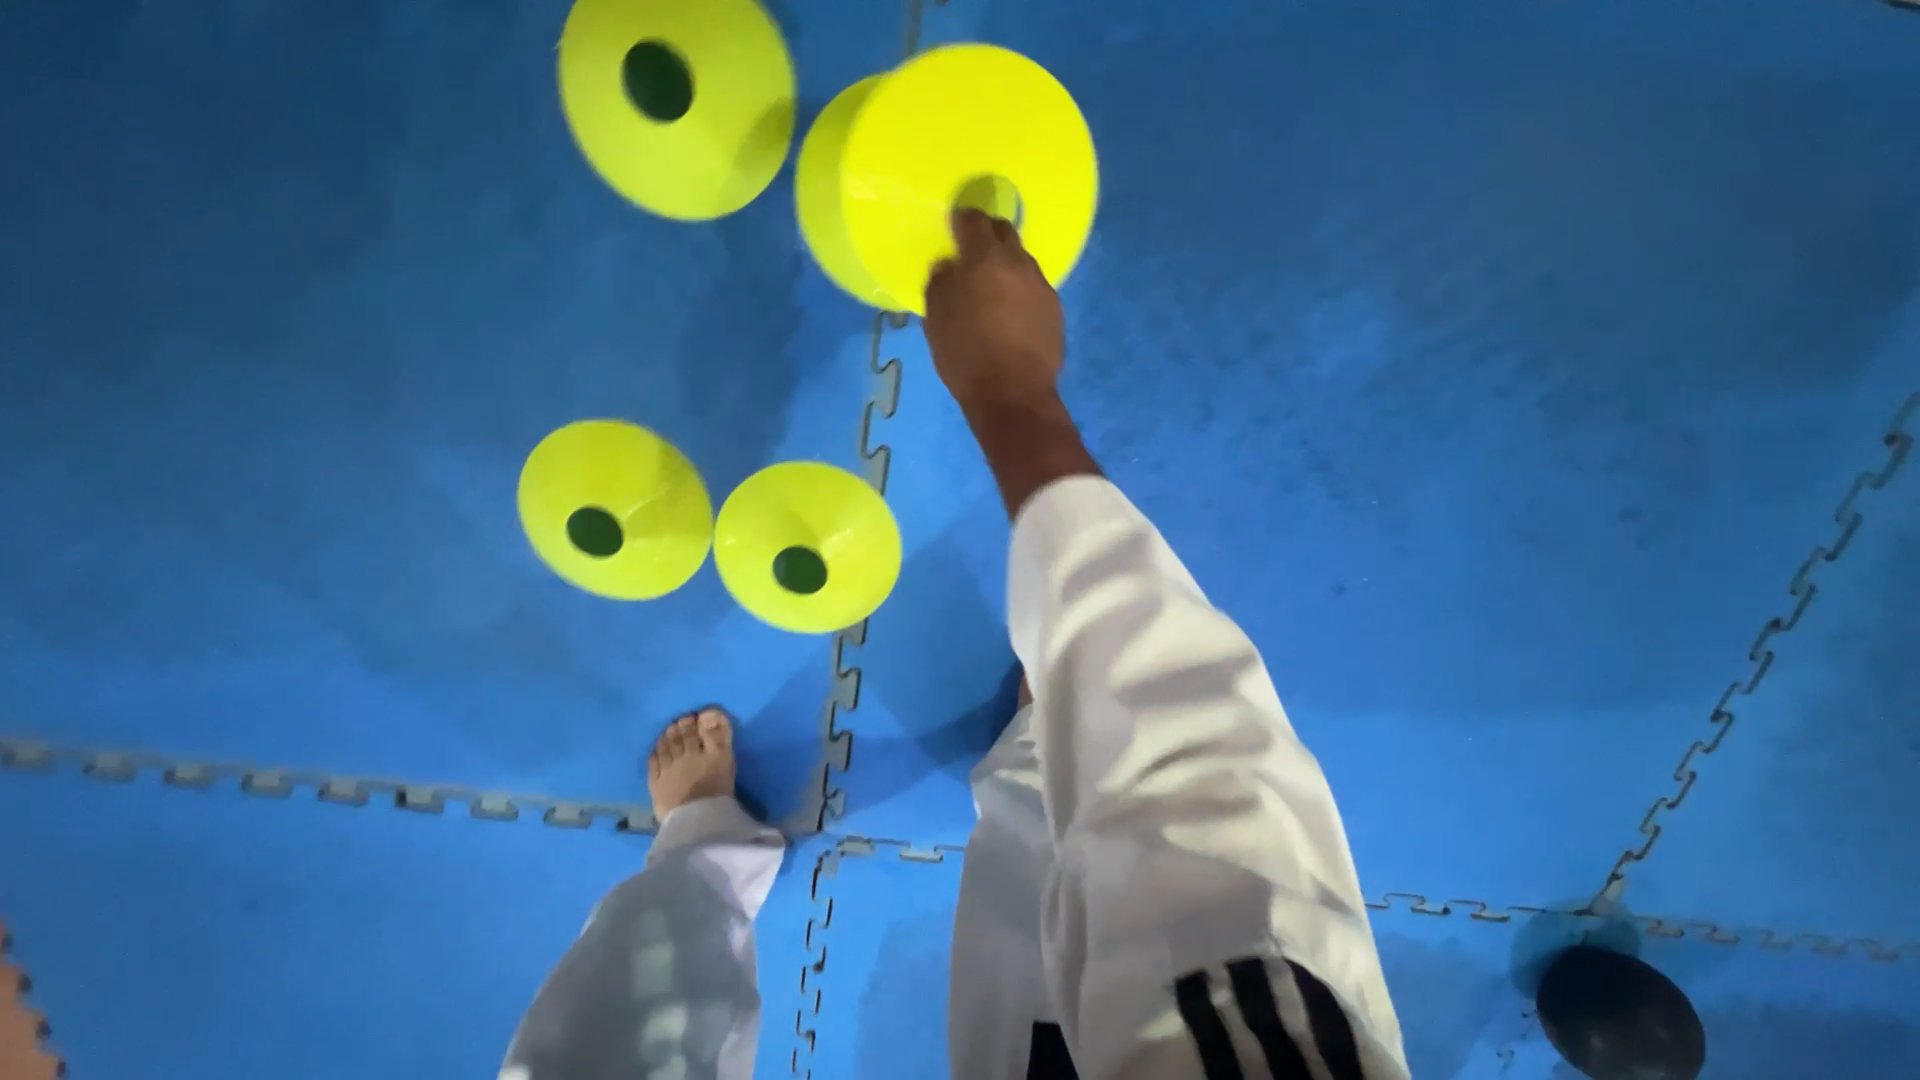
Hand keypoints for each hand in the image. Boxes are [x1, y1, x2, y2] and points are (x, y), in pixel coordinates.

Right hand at [923, 209, 1064, 413]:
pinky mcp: (1055, 310)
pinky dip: (1020, 289)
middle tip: (974, 248)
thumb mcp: (936, 320)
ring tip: (993, 284)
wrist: (1013, 394)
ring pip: (1022, 261)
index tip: (954, 224)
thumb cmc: (966, 356)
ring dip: (1007, 263)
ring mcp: (1041, 286)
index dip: (962, 219)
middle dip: (988, 234)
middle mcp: (1018, 264)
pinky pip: (1033, 287)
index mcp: (985, 259)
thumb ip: (940, 284)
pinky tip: (1011, 310)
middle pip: (1005, 232)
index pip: (975, 221)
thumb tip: (948, 266)